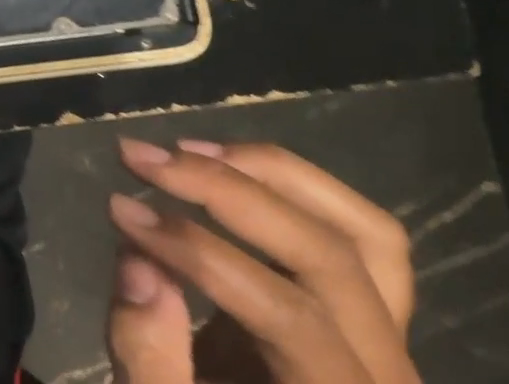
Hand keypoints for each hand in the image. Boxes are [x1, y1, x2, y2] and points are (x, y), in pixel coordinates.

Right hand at [105, 139, 419, 383]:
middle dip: (225, 191)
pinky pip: (364, 238)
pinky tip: (230, 166)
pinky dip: (298, 189)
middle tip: (138, 157)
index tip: (116, 207)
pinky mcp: (369, 312)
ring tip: (188, 147)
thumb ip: (149, 354)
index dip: (198, 251)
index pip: (286, 312)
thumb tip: (136, 258)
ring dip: (271, 175)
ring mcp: (392, 340)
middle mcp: (391, 373)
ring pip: (365, 234)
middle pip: (329, 257)